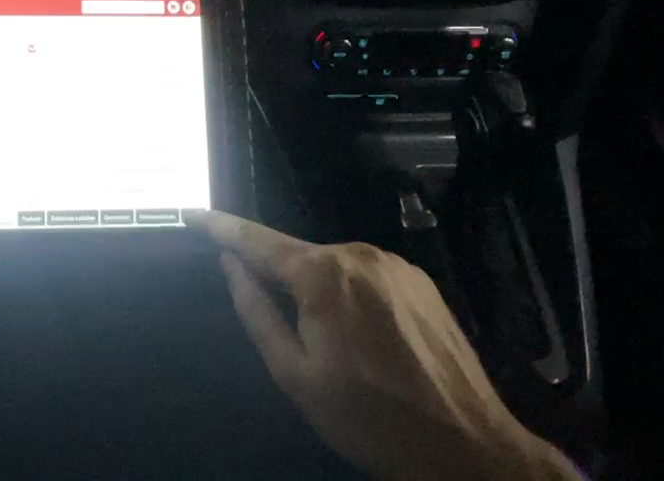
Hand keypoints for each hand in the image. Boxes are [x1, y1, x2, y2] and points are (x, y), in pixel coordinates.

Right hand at [186, 210, 578, 480]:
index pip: (255, 238)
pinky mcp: (420, 279)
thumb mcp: (296, 376)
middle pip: (296, 254)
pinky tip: (369, 338)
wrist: (472, 449)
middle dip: (279, 277)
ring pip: (332, 264)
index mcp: (321, 274)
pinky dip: (351, 292)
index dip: (219, 225)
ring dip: (318, 288)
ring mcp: (393, 263)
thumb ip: (256, 312)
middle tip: (289, 334)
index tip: (191, 213)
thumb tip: (230, 265)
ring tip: (337, 346)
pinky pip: (366, 274)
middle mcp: (356, 253)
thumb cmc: (372, 419)